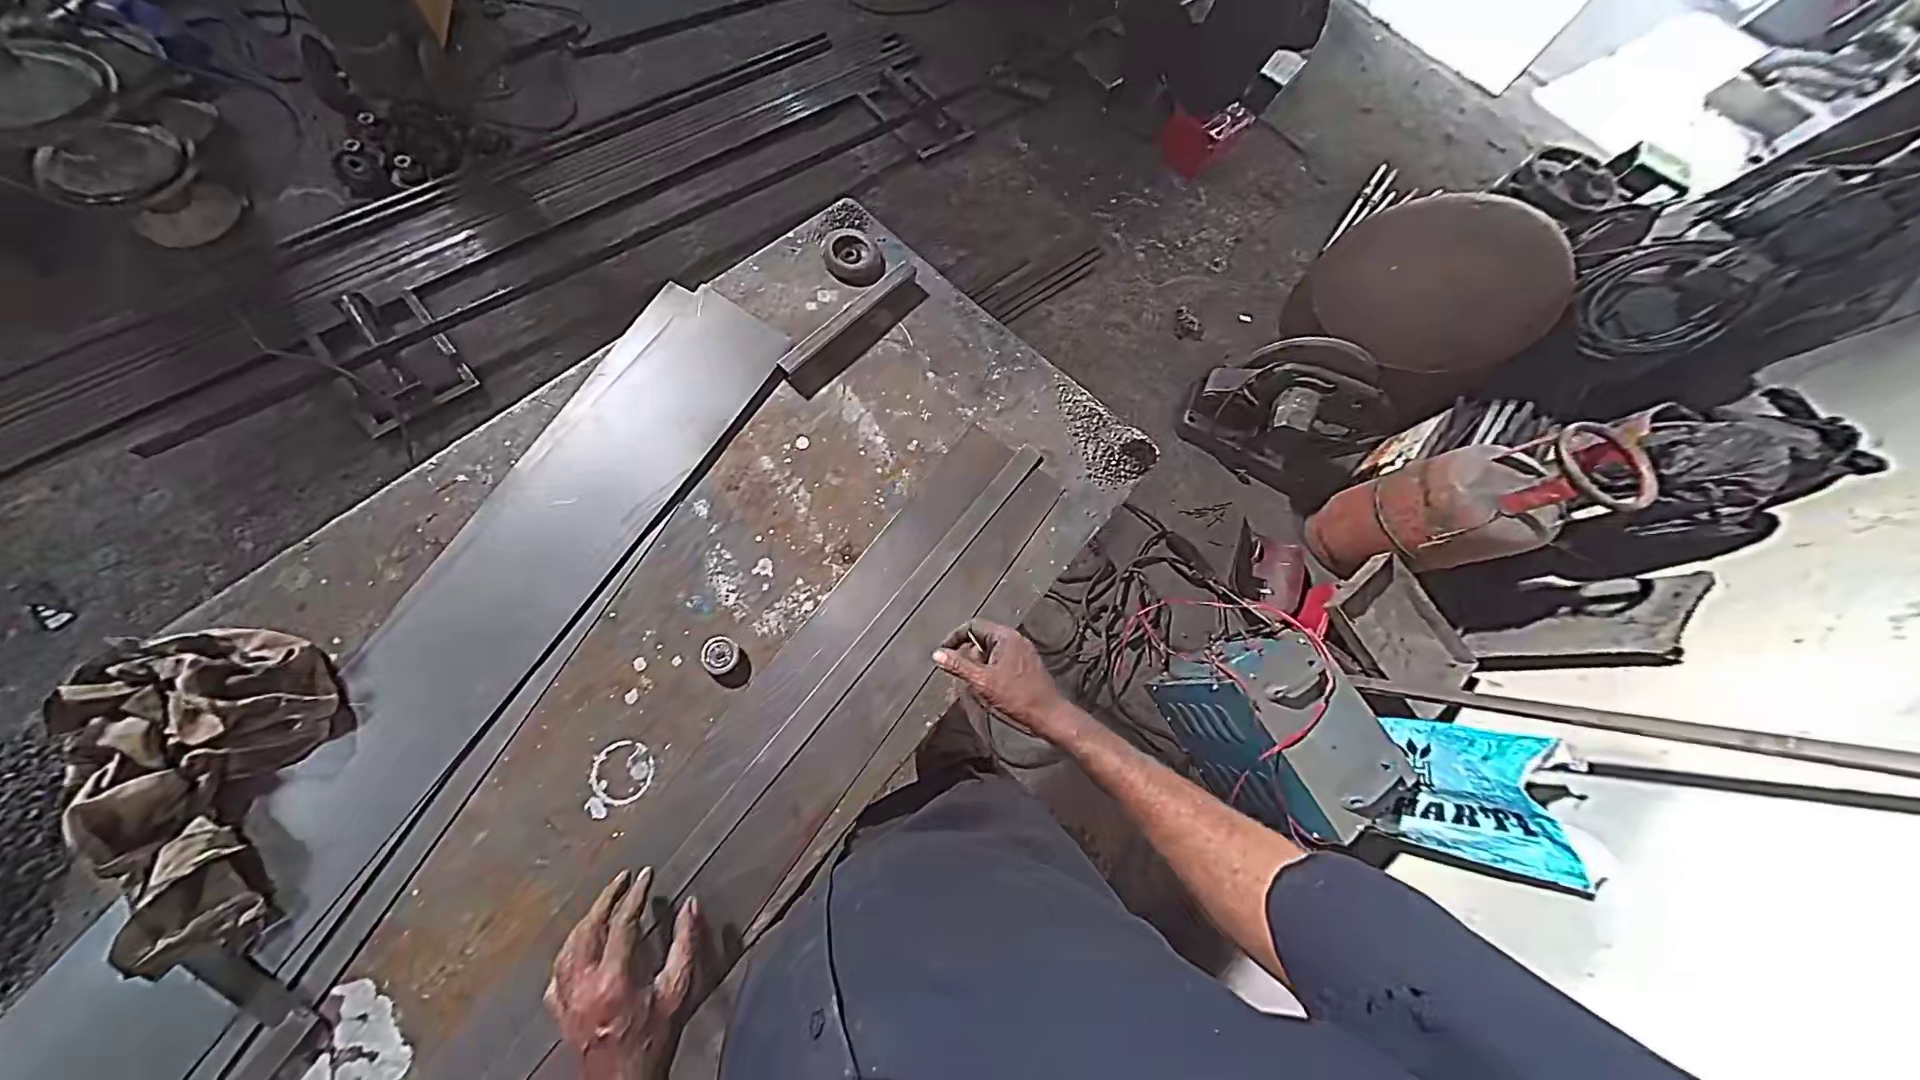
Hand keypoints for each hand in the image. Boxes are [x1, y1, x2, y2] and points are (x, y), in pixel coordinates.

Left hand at [546, 868, 700, 1079]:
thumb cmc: (654, 1040)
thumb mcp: (679, 990)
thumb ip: (686, 945)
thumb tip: (690, 906)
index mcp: (614, 980)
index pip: (622, 922)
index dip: (636, 894)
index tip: (647, 876)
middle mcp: (584, 988)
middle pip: (588, 928)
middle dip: (606, 898)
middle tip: (623, 880)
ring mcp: (567, 1002)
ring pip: (568, 947)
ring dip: (587, 920)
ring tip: (604, 902)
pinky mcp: (560, 1014)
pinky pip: (556, 974)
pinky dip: (568, 951)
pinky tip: (579, 944)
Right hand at [932, 619, 1083, 744]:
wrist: (1048, 716)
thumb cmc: (1018, 698)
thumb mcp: (982, 682)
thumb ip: (959, 666)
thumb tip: (938, 654)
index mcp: (1005, 637)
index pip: (972, 626)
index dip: (954, 638)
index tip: (944, 654)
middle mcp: (1015, 639)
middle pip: (980, 639)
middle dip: (968, 656)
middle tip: (965, 676)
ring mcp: (1022, 652)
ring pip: (990, 652)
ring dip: (979, 666)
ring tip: (980, 687)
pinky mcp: (1026, 665)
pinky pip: (1001, 662)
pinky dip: (991, 671)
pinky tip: (992, 690)